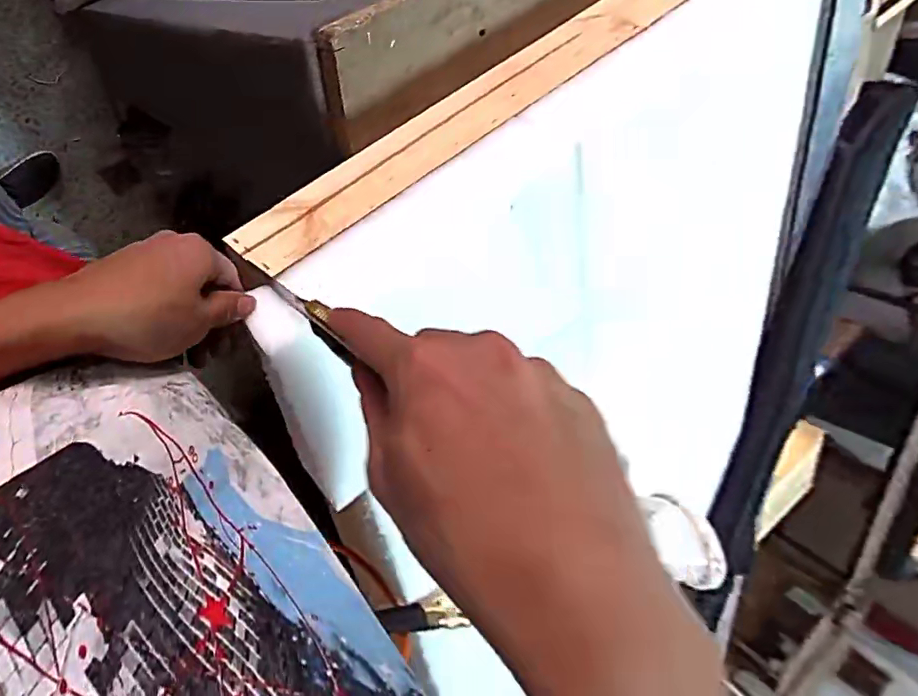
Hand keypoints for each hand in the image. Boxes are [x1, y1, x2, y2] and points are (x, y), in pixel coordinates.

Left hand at [53, 231, 253, 362]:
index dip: (235, 313)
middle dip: (209, 321)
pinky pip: (156, 286)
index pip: (232, 279)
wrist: (79, 311)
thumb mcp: (196, 322)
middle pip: (205, 283)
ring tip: (179, 353)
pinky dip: (162, 309)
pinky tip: (153, 336)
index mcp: (199, 250)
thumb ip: (226, 310)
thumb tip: (248, 301)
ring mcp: (147, 250)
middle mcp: (175, 242)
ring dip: (186, 319)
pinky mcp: (125, 264)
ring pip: (179, 287)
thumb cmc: (147, 318)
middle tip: (205, 356)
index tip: (226, 343)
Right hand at [332, 309, 718, 695]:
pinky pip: (527, 392)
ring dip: (471, 395)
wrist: (580, 597)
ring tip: (485, 462)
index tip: (337, 322)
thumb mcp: (390, 477)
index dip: (347, 327)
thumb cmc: (470, 540)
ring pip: (482, 369)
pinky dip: (516, 414)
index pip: (368, 331)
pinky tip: (523, 468)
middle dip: (421, 379)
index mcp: (423, 367)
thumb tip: (374, 378)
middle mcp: (480, 354)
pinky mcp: (579, 401)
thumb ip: (375, 410)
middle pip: (431, 350)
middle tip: (428, 436)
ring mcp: (536, 375)